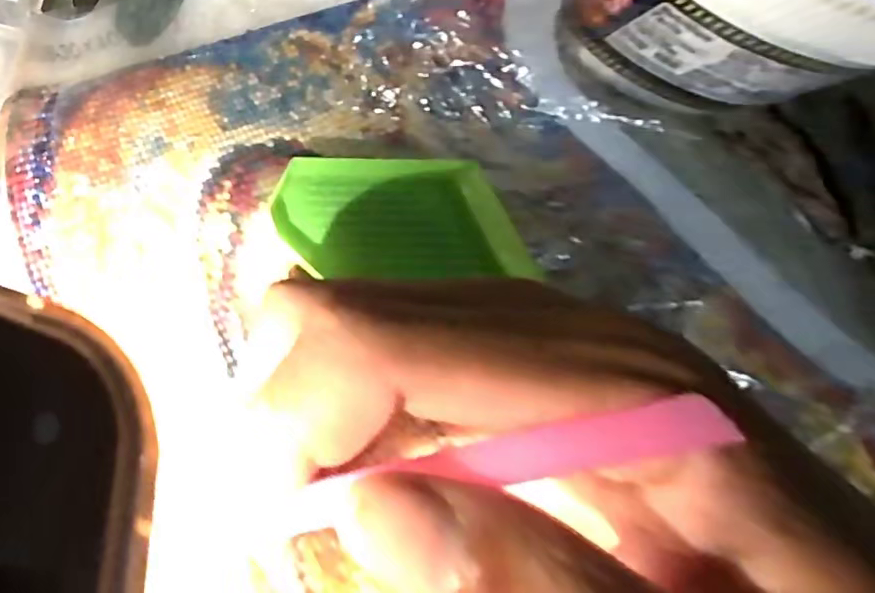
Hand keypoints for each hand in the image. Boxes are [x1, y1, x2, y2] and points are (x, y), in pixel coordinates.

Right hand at [248, 278, 874, 592]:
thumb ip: (546, 590)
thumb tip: (361, 508)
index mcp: (608, 381)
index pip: (378, 341)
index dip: (294, 414)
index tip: (266, 515)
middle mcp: (552, 321)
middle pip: (340, 310)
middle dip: (284, 404)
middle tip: (285, 511)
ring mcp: (529, 321)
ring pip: (344, 312)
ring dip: (306, 401)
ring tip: (318, 492)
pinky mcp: (511, 341)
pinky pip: (381, 336)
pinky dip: (344, 399)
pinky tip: (367, 466)